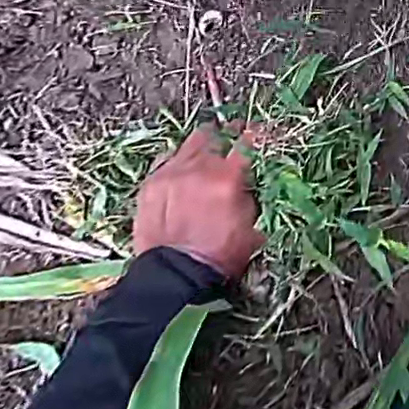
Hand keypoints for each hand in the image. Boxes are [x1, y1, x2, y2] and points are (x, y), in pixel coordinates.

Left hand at [133, 125, 264, 278]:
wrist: (173, 276)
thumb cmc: (219, 255)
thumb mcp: (251, 223)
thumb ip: (248, 193)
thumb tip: (246, 180)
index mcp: (229, 178)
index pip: (246, 143)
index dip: (254, 135)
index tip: (257, 132)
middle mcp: (200, 169)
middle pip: (217, 135)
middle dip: (229, 132)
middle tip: (234, 132)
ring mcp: (173, 173)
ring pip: (192, 142)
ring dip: (204, 142)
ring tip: (209, 143)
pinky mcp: (152, 183)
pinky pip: (168, 158)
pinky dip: (180, 159)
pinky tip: (184, 165)